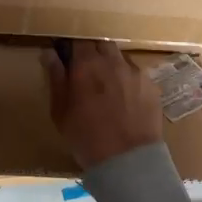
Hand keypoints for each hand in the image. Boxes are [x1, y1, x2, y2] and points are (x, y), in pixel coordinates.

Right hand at [40, 40, 163, 169]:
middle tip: (86, 71)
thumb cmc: (85, 137)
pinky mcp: (152, 85)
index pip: (78, 41)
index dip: (72, 47)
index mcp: (86, 64)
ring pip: (120, 57)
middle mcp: (113, 61)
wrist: (127, 160)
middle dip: (92, 52)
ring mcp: (135, 72)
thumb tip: (49, 53)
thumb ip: (56, 78)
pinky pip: (136, 73)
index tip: (68, 58)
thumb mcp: (60, 111)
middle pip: (101, 44)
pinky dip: (127, 78)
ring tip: (106, 84)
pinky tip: (124, 97)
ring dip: (111, 63)